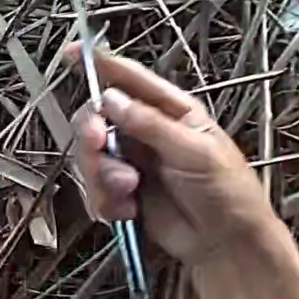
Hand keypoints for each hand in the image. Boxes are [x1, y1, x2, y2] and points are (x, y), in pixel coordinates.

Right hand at [65, 44, 282, 267]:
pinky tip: (128, 209)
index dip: (98, 65)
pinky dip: (105, 202)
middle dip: (91, 136)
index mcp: (169, 112)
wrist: (225, 244)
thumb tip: (112, 100)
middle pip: (94, 120)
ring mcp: (129, 163)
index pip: (128, 80)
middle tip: (98, 145)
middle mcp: (143, 134)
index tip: (71, 54)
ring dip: (102, 176)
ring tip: (129, 190)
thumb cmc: (227, 193)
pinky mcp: (119, 192)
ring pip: (88, 158)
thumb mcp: (195, 151)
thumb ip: (150, 124)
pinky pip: (92, 190)